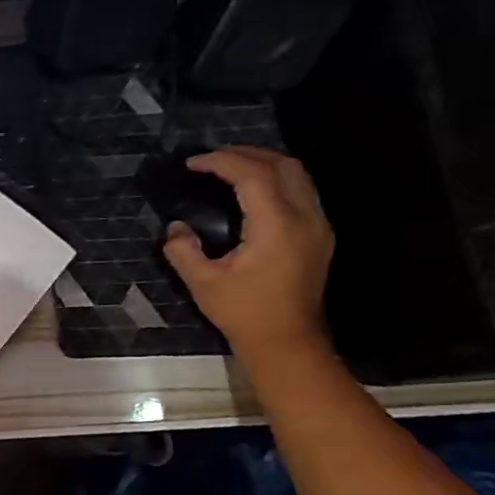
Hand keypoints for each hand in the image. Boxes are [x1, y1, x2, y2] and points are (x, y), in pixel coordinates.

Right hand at [162, 146, 334, 364]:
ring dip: (264, 164)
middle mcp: (305, 217)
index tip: (193, 163)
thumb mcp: (203, 283)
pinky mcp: (318, 235)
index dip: (222, 163)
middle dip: (247, 154)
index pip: (253, 176)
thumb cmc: (243, 312)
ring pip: (298, 175)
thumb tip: (175, 228)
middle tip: (213, 158)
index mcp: (277, 226)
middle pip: (284, 165)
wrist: (287, 340)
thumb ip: (183, 251)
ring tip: (230, 167)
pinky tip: (251, 191)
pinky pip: (301, 191)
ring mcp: (317, 225)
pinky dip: (275, 180)